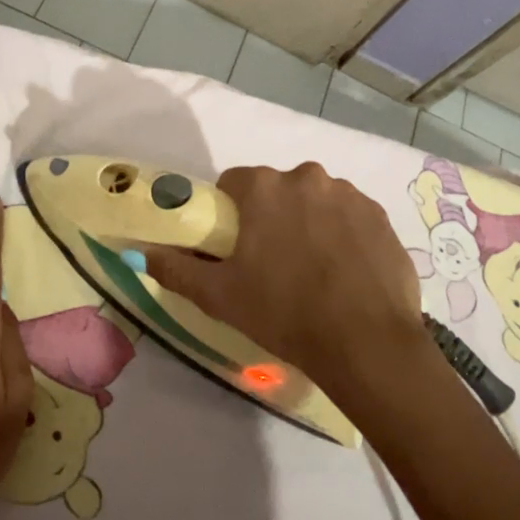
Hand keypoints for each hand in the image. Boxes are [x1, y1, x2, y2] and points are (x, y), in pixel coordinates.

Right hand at [141, 162, 425, 390]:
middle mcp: (307, 177)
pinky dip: (344, 236)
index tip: (234, 247)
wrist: (366, 342)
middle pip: (278, 190)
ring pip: (316, 201)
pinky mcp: (381, 216)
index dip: (229, 213)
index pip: (234, 183)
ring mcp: (349, 194)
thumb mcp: (220, 296)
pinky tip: (344, 275)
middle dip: (272, 217)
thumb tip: (139, 251)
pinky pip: (351, 218)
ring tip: (312, 273)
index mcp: (264, 187)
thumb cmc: (283, 313)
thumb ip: (176, 267)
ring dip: (309, 224)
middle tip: (272, 265)